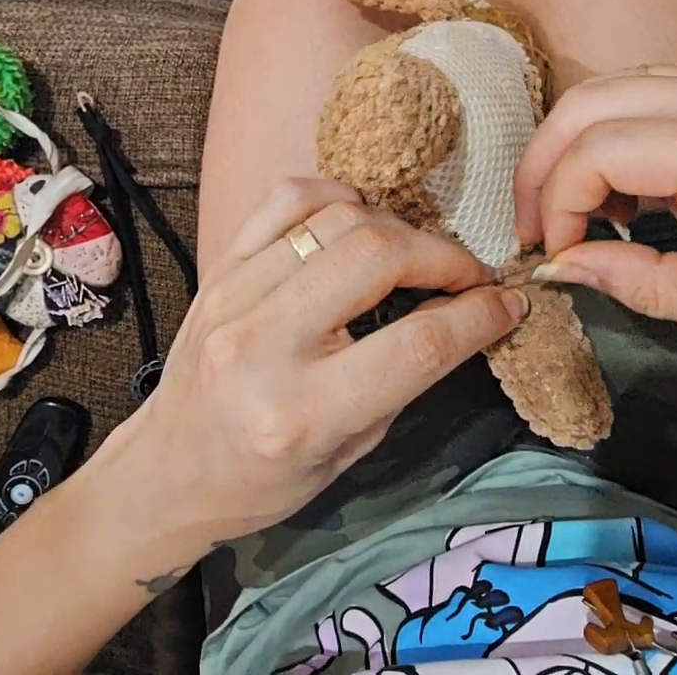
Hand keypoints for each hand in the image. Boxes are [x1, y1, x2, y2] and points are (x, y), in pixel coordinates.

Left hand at [94, 179, 527, 550]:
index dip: (477, 316)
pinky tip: (358, 218)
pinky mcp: (219, 268)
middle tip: (465, 275)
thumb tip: (463, 310)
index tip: (507, 302)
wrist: (168, 469)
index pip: (415, 344)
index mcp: (302, 412)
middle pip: (378, 258)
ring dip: (397, 228)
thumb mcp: (350, 450)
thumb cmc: (264, 479)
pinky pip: (285, 199)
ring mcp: (234, 295)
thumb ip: (405, 376)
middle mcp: (264, 344)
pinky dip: (336, 197)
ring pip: (337, 220)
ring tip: (414, 254)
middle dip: (442, 257)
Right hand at [513, 54, 676, 345]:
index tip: (557, 253)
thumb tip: (564, 266)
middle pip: (589, 104)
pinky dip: (610, 130)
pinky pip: (643, 84)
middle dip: (541, 168)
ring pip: (608, 86)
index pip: (604, 152)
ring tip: (588, 212)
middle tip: (540, 226)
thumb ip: (653, 289)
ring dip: (573, 147)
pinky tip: (632, 184)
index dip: (557, 203)